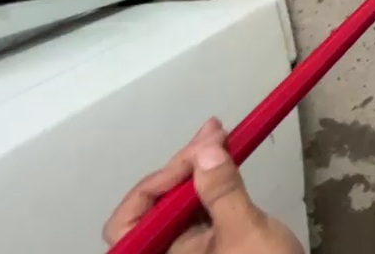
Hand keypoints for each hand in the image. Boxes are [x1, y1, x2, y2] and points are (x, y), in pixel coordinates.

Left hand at [104, 119, 302, 253]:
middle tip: (216, 131)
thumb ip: (222, 191)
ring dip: (195, 172)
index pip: (129, 219)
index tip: (203, 148)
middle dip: (181, 168)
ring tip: (221, 137)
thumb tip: (206, 149)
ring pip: (171, 209)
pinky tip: (222, 163)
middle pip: (149, 210)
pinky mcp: (200, 251)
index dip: (160, 180)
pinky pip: (191, 215)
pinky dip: (206, 186)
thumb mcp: (244, 231)